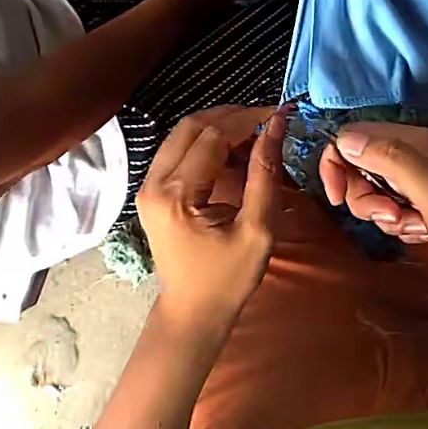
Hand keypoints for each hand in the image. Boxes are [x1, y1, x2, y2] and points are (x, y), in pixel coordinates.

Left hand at [138, 104, 287, 335]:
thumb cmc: (227, 279)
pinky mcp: (153, 191)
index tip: (279, 114)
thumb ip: (265, 175)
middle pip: (191, 126)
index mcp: (175, 195)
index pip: (212, 136)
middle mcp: (153, 183)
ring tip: (255, 137)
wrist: (192, 313)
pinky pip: (180, 151)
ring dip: (219, 128)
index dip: (248, 120)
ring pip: (183, 135)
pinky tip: (235, 154)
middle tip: (267, 121)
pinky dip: (208, 144)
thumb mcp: (257, 230)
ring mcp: (148, 186)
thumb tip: (276, 127)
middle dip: (232, 116)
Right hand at [318, 122, 427, 293]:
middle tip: (392, 216)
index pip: (350, 137)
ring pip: (372, 189)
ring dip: (383, 214)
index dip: (337, 166)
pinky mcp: (425, 199)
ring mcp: (418, 177)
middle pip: (357, 166)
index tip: (339, 199)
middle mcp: (411, 153)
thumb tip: (344, 140)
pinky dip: (399, 223)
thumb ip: (391, 160)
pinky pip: (391, 207)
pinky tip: (423, 232)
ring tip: (414, 226)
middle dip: (364, 197)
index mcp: (412, 141)